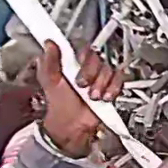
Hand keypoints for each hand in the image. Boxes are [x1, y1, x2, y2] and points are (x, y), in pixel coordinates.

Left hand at [39, 42, 120, 156]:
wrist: (73, 124)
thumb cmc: (60, 104)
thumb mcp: (49, 80)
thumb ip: (49, 61)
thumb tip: (50, 43)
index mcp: (71, 61)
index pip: (82, 48)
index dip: (81, 56)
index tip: (77, 64)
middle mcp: (87, 66)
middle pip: (97, 58)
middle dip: (90, 73)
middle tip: (81, 85)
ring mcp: (100, 76)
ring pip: (108, 69)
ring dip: (100, 84)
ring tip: (92, 96)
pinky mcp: (112, 87)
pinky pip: (119, 80)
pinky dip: (113, 88)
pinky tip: (104, 97)